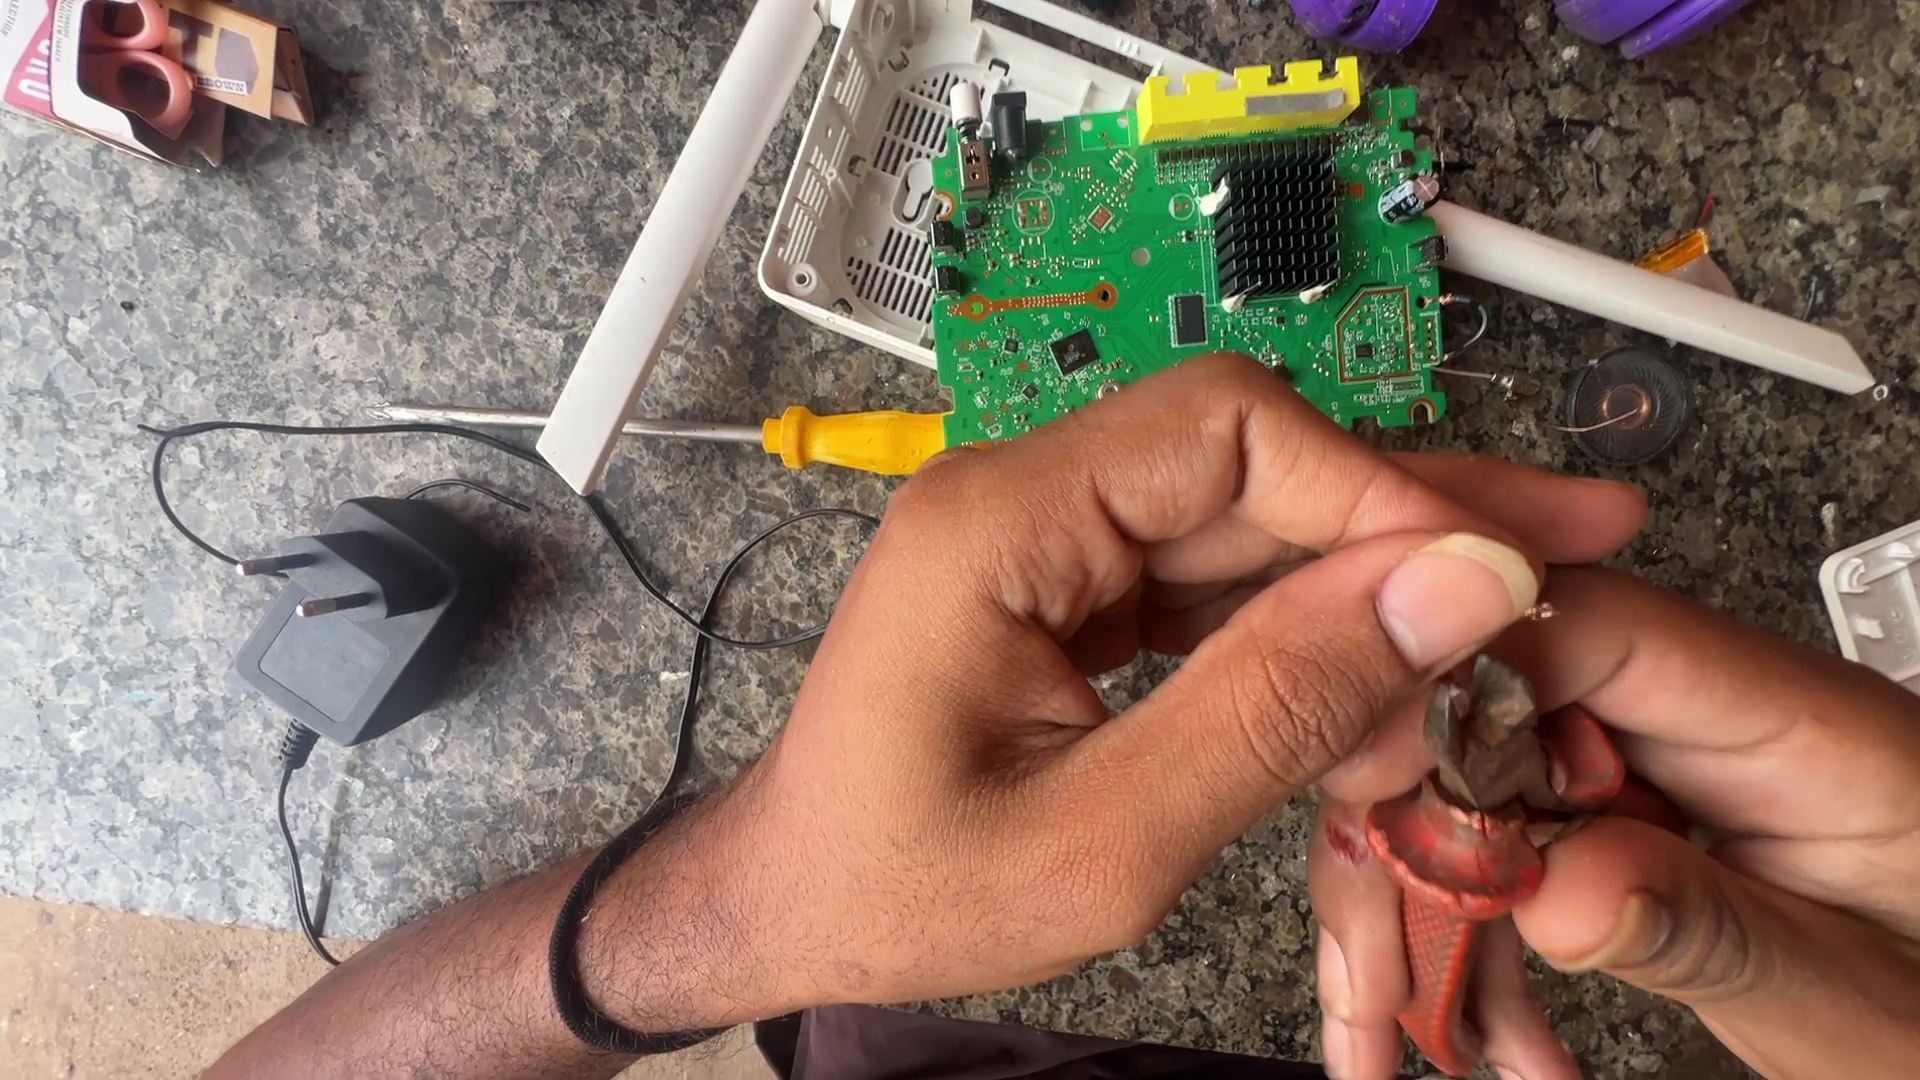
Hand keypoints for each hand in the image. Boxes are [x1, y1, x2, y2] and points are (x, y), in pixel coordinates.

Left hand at [589, 355, 1647, 1028]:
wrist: (799, 893)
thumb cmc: (907, 886)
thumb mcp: (1105, 836)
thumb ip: (1273, 703)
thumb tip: (1451, 586)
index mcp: (997, 522)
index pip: (1223, 429)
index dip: (1373, 487)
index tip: (1493, 576)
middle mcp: (1012, 496)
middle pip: (1234, 457)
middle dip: (1388, 519)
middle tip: (1549, 564)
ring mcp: (1032, 536)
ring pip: (1225, 514)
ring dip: (1345, 576)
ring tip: (1466, 644)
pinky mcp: (1051, 583)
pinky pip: (1188, 571)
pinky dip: (1278, 618)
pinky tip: (1356, 668)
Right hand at [1310, 569, 1919, 1079]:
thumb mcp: (1881, 1024)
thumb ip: (1720, 941)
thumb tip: (1555, 894)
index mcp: (1788, 720)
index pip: (1574, 627)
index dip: (1454, 677)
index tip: (1375, 780)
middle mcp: (1684, 715)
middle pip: (1473, 703)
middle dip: (1405, 825)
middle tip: (1383, 954)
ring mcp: (1626, 761)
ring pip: (1450, 777)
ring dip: (1417, 899)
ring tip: (1423, 1016)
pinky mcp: (1592, 806)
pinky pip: (1478, 831)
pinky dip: (1458, 924)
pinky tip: (1481, 1012)